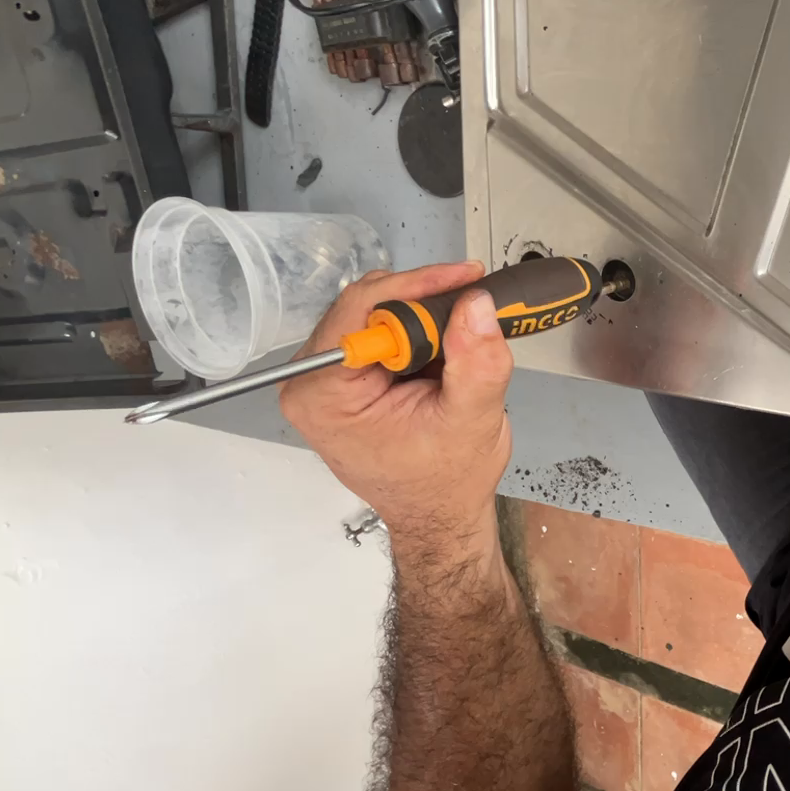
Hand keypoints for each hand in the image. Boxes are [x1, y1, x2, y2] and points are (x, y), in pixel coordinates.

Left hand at [281, 261, 514, 553]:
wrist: (442, 512)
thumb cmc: (449, 479)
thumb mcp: (472, 420)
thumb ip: (476, 363)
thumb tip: (477, 302)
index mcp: (323, 393)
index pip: (362, 309)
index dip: (418, 288)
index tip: (469, 278)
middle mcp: (312, 379)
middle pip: (369, 306)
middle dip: (428, 305)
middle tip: (476, 312)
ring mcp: (328, 377)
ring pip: (379, 312)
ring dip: (429, 318)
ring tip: (466, 339)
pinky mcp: (349, 376)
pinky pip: (385, 330)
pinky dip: (424, 332)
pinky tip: (449, 350)